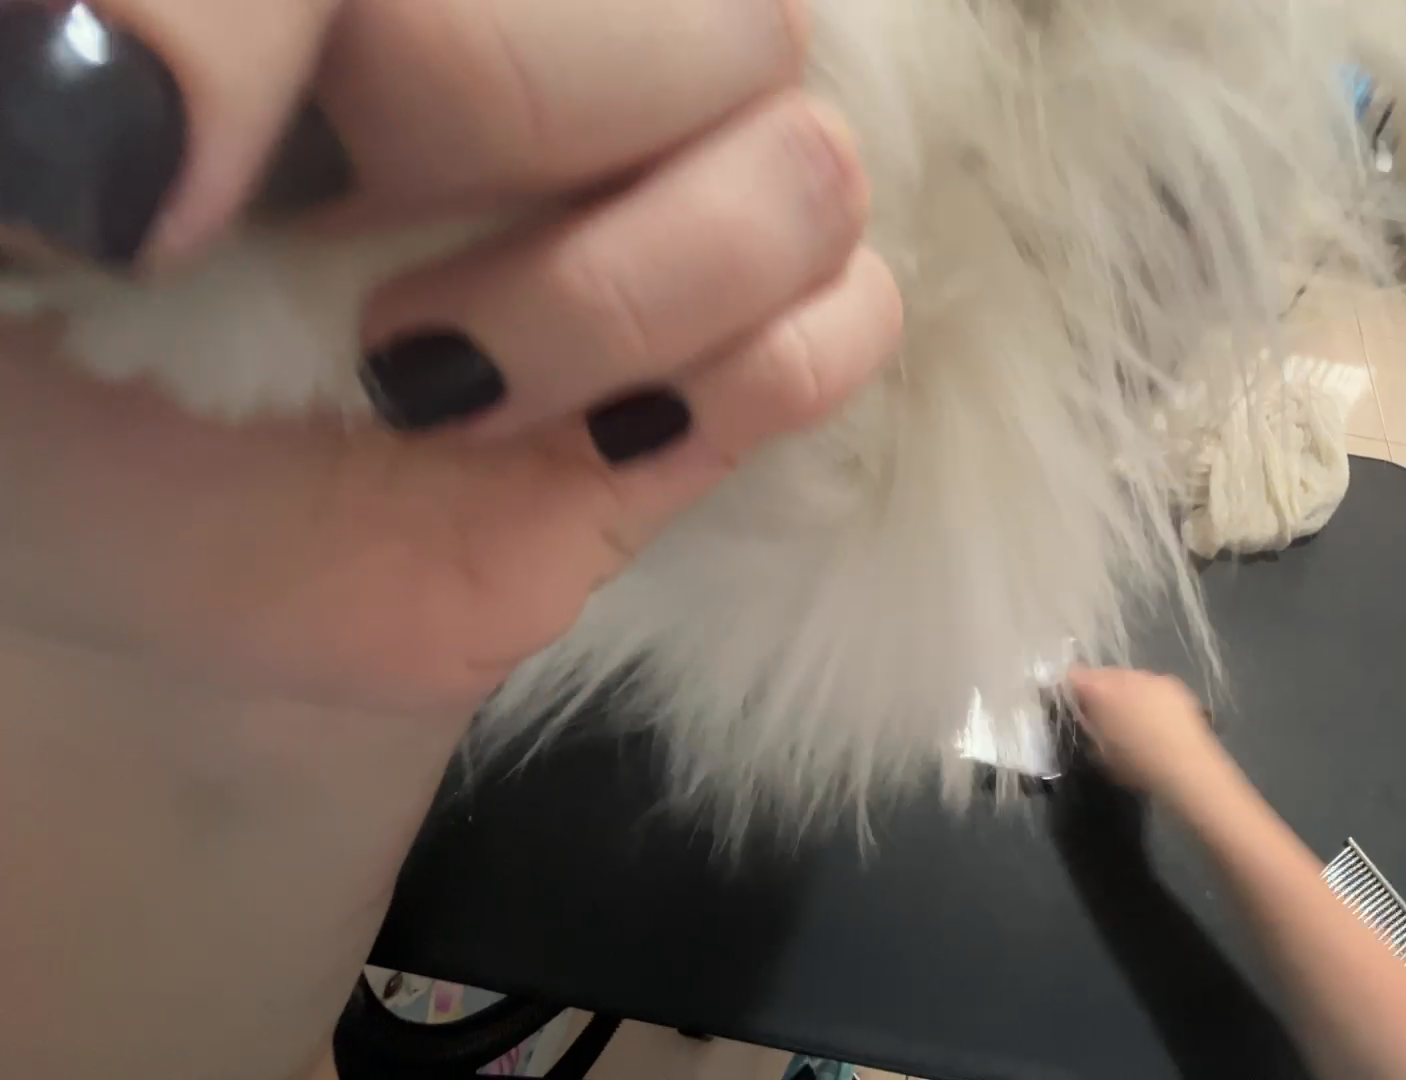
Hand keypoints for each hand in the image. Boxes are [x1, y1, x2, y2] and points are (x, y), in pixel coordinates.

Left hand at [0, 0, 900, 718]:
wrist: (194, 583)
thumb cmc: (74, 371)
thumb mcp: (33, 169)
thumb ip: (151, 55)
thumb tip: (157, 94)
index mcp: (445, 6)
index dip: (370, 28)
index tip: (143, 171)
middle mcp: (614, 78)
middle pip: (744, 22)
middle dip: (521, 119)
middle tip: (329, 250)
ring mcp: (701, 235)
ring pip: (818, 180)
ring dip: (631, 296)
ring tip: (456, 387)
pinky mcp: (746, 379)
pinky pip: (851, 333)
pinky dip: (749, 381)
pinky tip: (614, 435)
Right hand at [1066, 667, 1234, 799]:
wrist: (1187, 767)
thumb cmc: (1136, 765)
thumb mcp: (1100, 751)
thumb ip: (1088, 725)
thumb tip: (1085, 714)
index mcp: (1099, 689)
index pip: (1073, 676)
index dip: (1072, 689)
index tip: (1076, 706)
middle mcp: (1124, 675)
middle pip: (1102, 674)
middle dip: (1100, 690)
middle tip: (1104, 715)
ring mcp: (1151, 676)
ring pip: (1128, 678)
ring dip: (1126, 692)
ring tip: (1133, 718)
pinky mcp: (1174, 684)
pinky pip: (1151, 685)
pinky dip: (1149, 696)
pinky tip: (1157, 718)